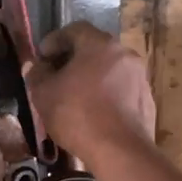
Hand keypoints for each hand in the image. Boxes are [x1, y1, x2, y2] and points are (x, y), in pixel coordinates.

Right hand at [24, 23, 155, 164]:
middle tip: (56, 75)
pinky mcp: (146, 99)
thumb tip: (35, 65)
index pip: (75, 29)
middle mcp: (124, 54)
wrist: (120, 150)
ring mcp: (139, 77)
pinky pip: (121, 89)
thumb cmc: (77, 114)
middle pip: (95, 48)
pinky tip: (94, 112)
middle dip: (73, 59)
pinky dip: (106, 93)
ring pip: (109, 69)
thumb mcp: (44, 94)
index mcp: (100, 45)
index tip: (42, 57)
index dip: (55, 40)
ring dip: (91, 77)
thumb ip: (37, 74)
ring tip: (74, 96)